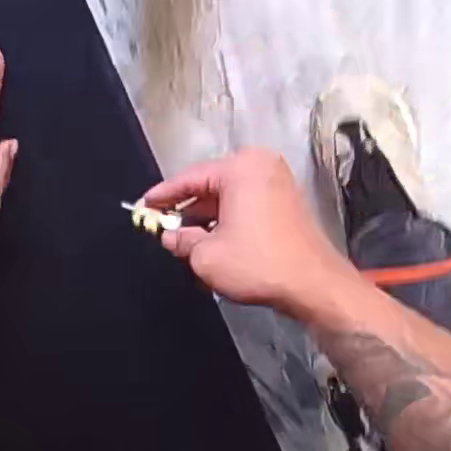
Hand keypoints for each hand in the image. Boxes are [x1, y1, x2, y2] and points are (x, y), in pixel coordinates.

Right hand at [142, 149, 354, 310]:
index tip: (142, 206)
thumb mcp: (205, 255)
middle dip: (183, 209)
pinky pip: (241, 207)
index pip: (188, 178)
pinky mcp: (281, 204)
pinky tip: (205, 242)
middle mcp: (260, 167)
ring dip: (201, 220)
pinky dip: (222, 223)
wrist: (308, 282)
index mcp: (240, 169)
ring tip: (178, 241)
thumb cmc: (257, 263)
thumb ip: (181, 241)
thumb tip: (169, 237)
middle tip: (158, 225)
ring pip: (224, 199)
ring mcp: (274, 184)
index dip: (162, 195)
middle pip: (208, 185)